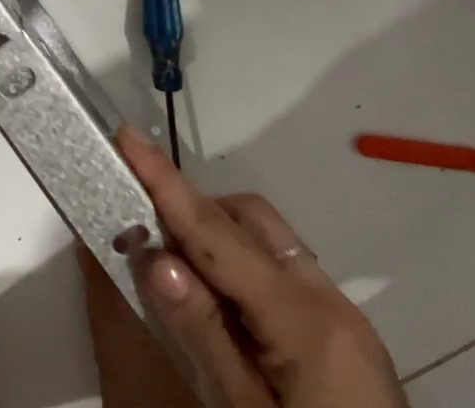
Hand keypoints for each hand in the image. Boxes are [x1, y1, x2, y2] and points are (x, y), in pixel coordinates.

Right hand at [118, 127, 407, 407]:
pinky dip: (242, 267)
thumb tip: (156, 258)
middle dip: (190, 206)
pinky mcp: (347, 336)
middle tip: (136, 221)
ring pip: (270, 242)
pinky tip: (218, 304)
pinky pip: (285, 273)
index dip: (165, 182)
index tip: (127, 136)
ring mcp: (344, 316)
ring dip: (217, 236)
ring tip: (171, 266)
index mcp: (304, 319)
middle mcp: (329, 300)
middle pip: (249, 220)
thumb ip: (204, 336)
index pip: (217, 234)